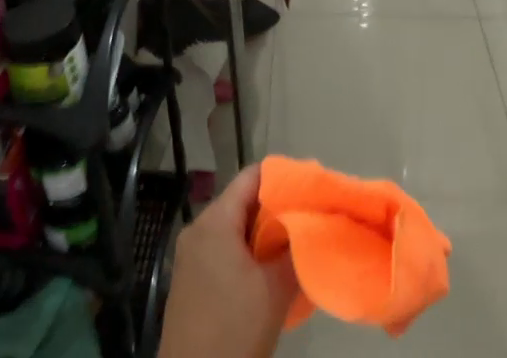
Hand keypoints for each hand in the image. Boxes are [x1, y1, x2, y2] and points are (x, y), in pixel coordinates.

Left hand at [158, 165, 299, 357]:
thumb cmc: (235, 327)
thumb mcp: (275, 289)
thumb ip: (296, 249)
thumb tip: (315, 224)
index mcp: (215, 221)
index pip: (251, 177)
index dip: (283, 178)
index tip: (313, 187)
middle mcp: (198, 229)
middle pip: (242, 202)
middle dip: (277, 209)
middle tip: (312, 218)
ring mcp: (191, 254)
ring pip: (234, 228)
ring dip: (264, 234)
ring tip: (298, 244)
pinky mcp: (191, 278)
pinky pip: (223, 249)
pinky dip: (248, 252)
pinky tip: (272, 270)